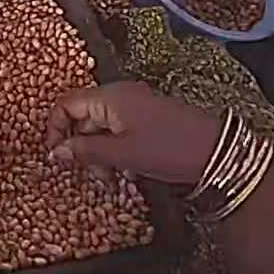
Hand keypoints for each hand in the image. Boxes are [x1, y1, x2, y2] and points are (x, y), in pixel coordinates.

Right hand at [45, 81, 222, 184]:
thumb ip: (86, 150)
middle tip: (91, 174)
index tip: (56, 155)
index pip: (66, 104)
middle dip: (81, 146)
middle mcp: (119, 94)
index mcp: (109, 97)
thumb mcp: (123, 154)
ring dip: (98, 151)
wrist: (218, 152)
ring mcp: (134, 104)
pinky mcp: (146, 116)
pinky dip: (114, 148)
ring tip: (110, 179)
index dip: (55, 128)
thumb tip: (56, 151)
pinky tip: (126, 169)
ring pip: (100, 125)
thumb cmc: (168, 150)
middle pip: (82, 116)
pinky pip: (117, 129)